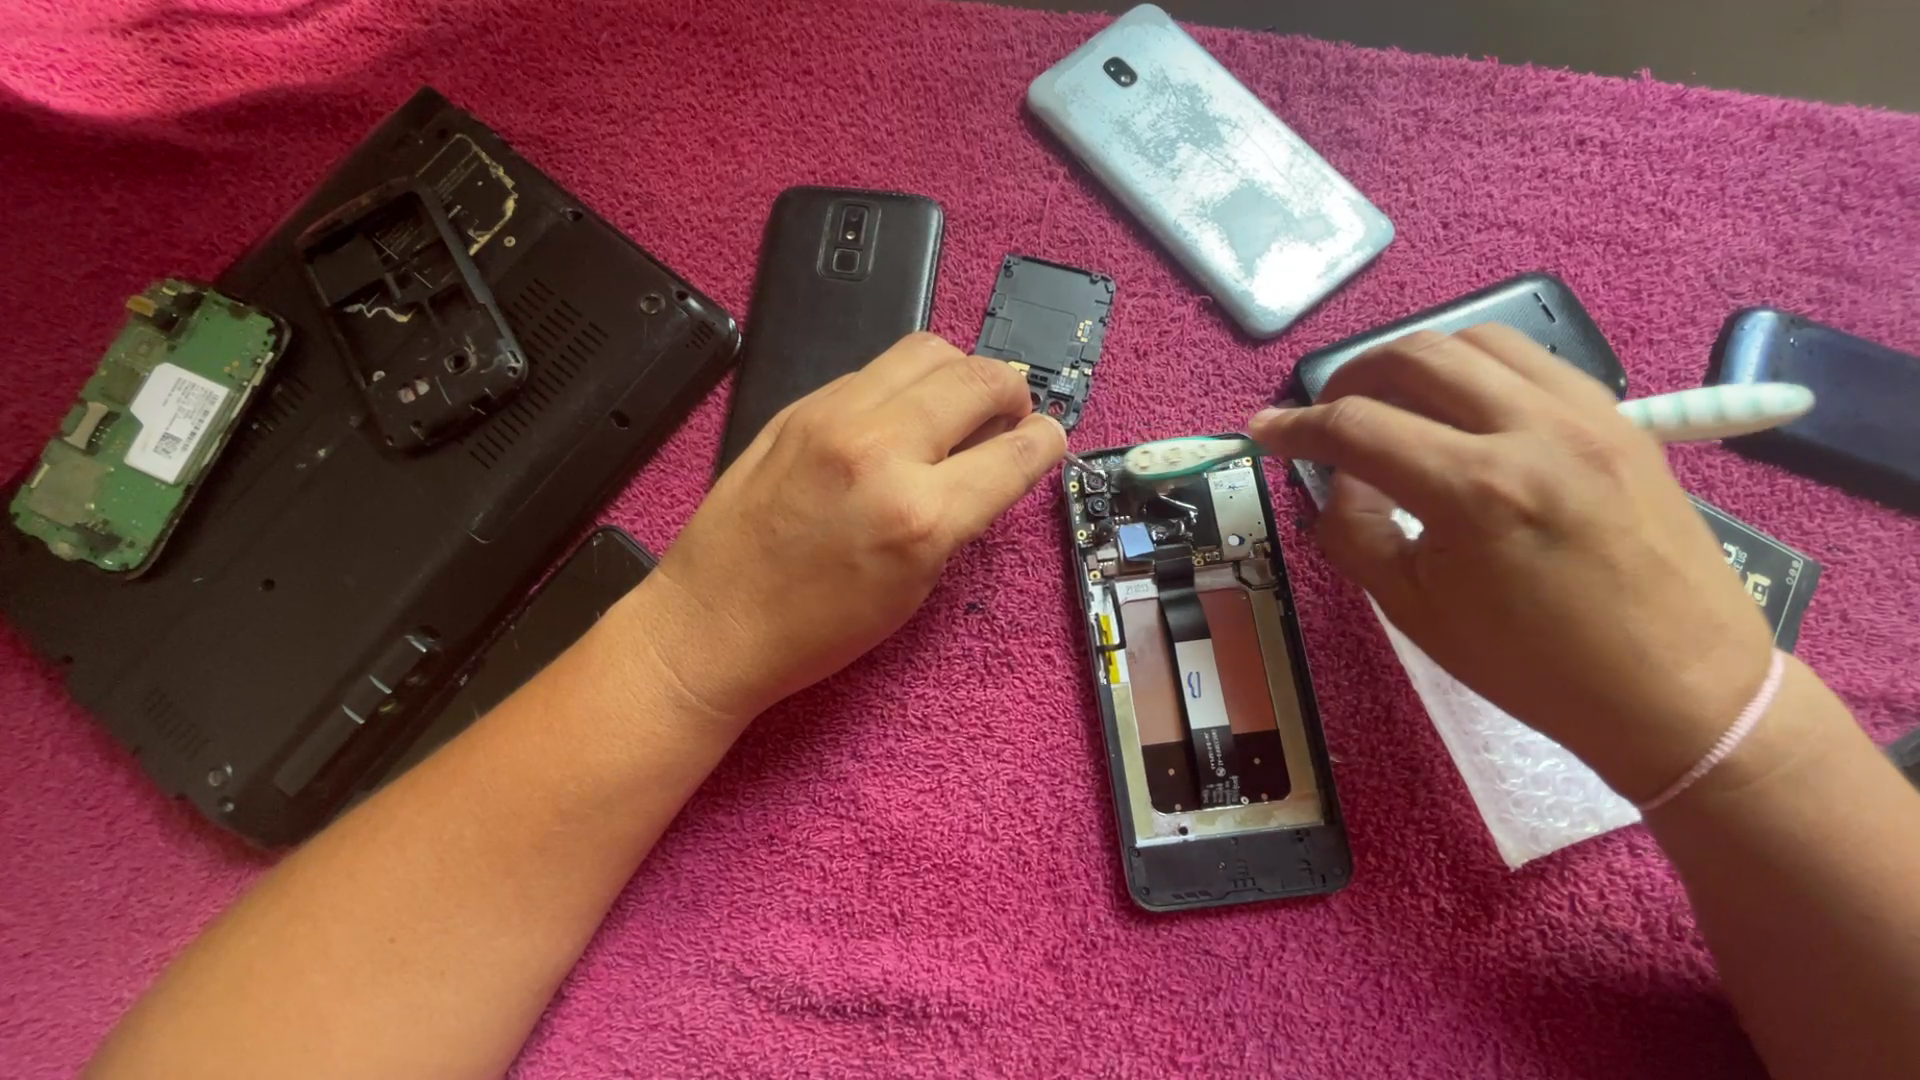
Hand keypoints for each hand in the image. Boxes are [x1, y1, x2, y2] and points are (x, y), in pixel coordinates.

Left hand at [640, 332, 1065, 724]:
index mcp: (921, 516)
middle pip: (979, 378)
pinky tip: (903, 412)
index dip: (1046, 442)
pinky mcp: (799, 407)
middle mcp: (882, 450)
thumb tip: (991, 461)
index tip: (1049, 437)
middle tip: (1011, 414)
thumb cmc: (818, 628)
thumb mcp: (915, 585)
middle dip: (1014, 391)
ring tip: (960, 402)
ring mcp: (834, 418)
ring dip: (962, 371)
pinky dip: (907, 383)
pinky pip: (874, 369)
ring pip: (927, 350)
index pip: (1014, 453)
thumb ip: (960, 514)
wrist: (714, 621)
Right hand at [1250, 325, 1774, 800]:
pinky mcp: (1619, 420)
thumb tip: (1334, 481)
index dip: (1295, 425)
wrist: (1677, 689)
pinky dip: (1473, 369)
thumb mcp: (1412, 606)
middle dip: (1349, 378)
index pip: (1356, 427)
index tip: (1265, 429)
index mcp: (1475, 491)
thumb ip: (1353, 530)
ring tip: (1388, 403)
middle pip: (1414, 356)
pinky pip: (1531, 361)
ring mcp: (1588, 416)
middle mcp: (1533, 432)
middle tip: (1325, 415)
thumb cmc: (1531, 664)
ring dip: (1413, 362)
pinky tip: (1457, 409)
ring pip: (1476, 340)